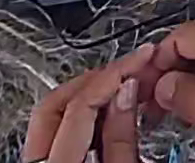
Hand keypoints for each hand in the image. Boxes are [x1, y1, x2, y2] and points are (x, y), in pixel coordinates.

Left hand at [23, 43, 156, 162]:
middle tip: (129, 68)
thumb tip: (127, 88)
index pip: (81, 104)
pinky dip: (81, 115)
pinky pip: (54, 131)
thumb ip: (122, 139)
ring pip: (52, 113)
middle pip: (55, 102)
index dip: (115, 72)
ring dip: (88, 93)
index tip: (142, 55)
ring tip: (122, 89)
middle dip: (96, 78)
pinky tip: (106, 115)